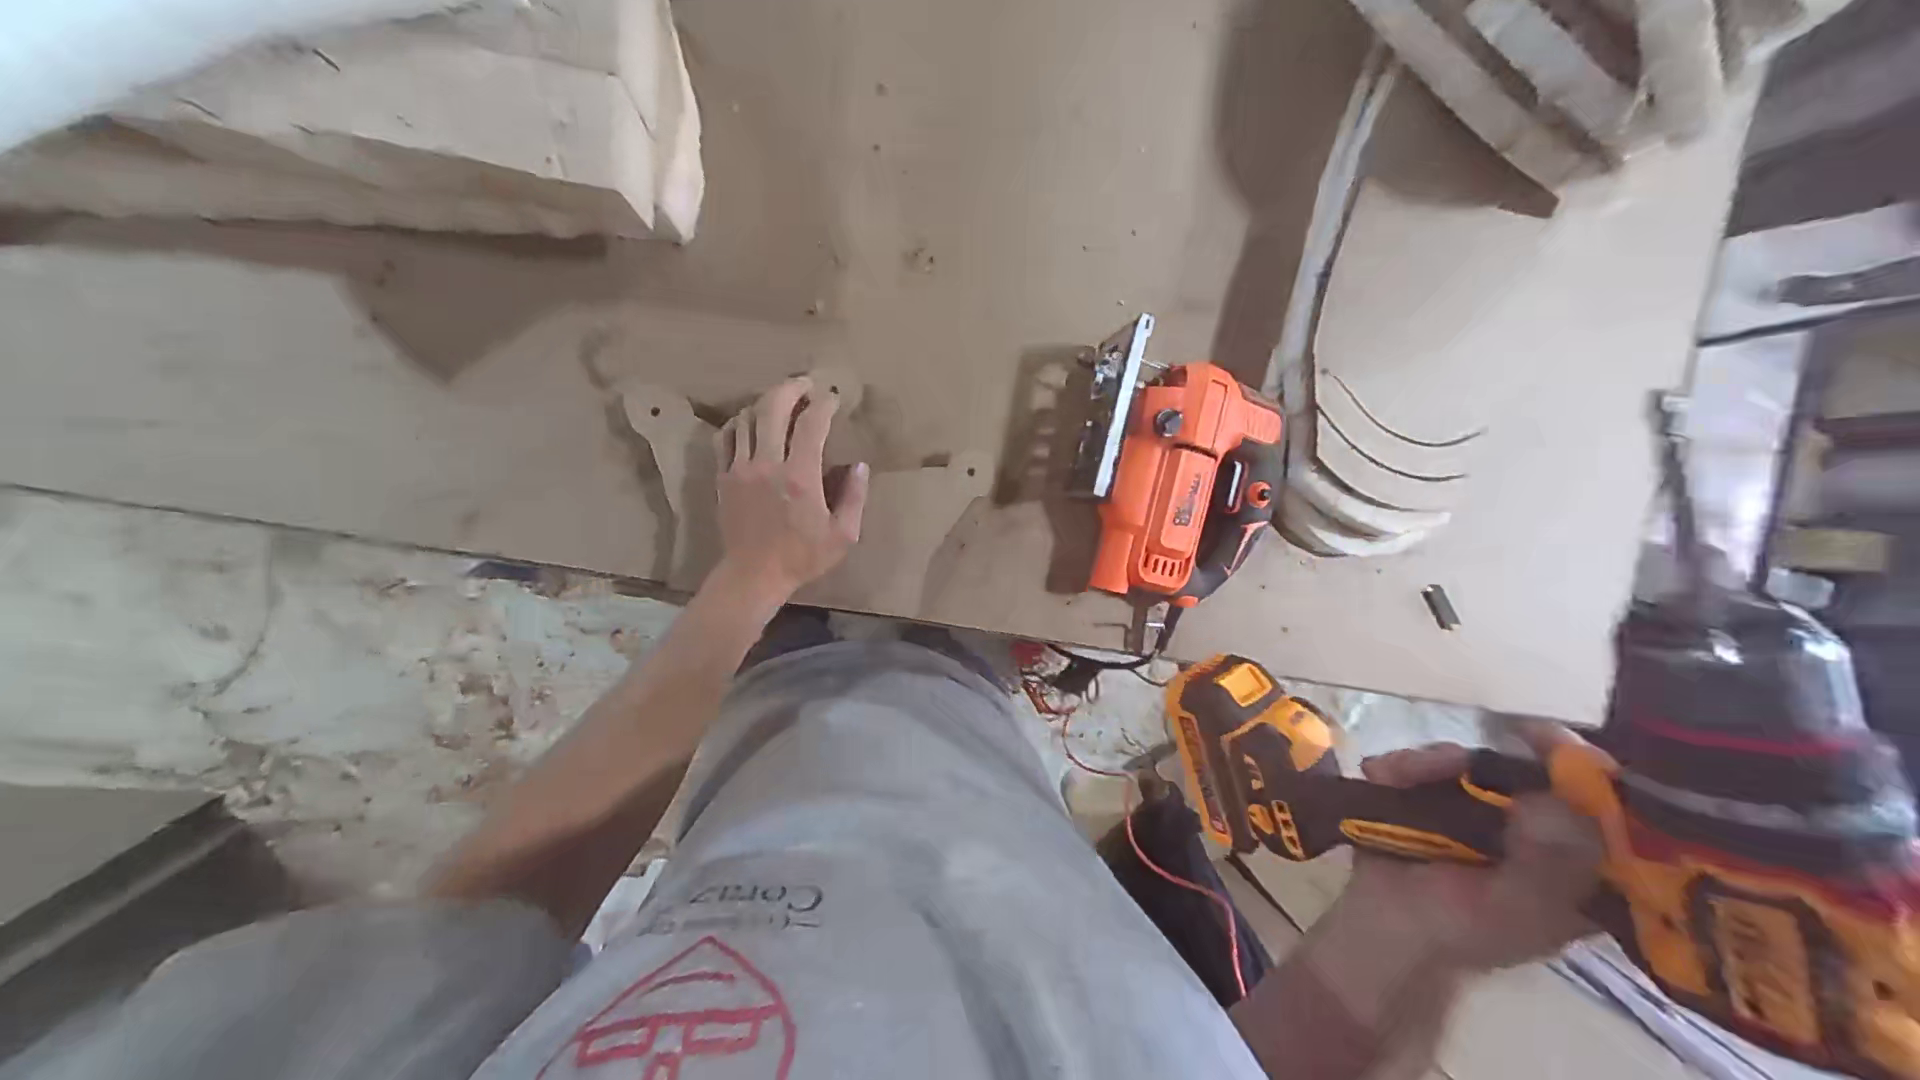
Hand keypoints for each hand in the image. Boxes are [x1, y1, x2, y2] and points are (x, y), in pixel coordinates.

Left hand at [711, 376, 868, 602]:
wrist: (753, 575)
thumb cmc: (802, 557)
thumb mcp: (843, 535)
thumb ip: (855, 497)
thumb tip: (859, 466)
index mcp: (800, 477)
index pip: (811, 424)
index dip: (824, 404)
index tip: (833, 399)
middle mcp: (767, 465)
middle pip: (772, 408)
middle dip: (791, 388)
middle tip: (805, 385)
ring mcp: (740, 469)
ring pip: (747, 418)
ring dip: (765, 404)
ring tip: (780, 404)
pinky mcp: (723, 477)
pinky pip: (726, 437)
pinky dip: (739, 423)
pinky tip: (750, 424)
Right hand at [1343, 720, 1604, 971]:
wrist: (1387, 930)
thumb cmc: (1465, 931)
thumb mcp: (1520, 908)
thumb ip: (1545, 861)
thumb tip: (1549, 798)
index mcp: (1579, 856)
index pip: (1600, 802)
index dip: (1585, 767)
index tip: (1555, 742)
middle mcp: (1533, 822)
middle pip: (1529, 767)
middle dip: (1497, 753)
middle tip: (1465, 752)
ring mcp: (1476, 804)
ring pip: (1470, 761)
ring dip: (1432, 760)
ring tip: (1402, 772)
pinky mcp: (1427, 793)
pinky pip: (1419, 765)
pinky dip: (1400, 764)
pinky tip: (1382, 773)